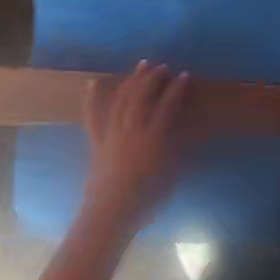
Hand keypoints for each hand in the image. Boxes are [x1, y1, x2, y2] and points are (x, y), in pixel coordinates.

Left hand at [82, 62, 190, 231]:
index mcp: (153, 139)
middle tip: (162, 66)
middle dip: (152, 78)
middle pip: (141, 96)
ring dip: (132, 80)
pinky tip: (92, 82)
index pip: (167, 107)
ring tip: (141, 66)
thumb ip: (178, 152)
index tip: (184, 76)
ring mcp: (111, 133)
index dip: (176, 90)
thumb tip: (187, 133)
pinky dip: (92, 98)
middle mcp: (131, 130)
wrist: (111, 213)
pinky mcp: (97, 141)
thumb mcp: (171, 176)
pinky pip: (93, 116)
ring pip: (121, 100)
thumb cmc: (146, 200)